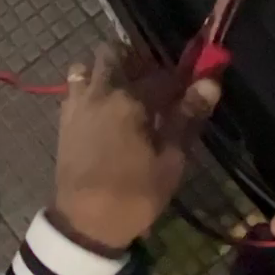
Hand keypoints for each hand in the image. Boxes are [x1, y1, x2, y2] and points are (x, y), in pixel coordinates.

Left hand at [50, 44, 221, 254]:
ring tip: (125, 93)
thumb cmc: (135, 194)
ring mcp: (77, 104)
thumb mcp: (171, 160)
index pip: (163, 75)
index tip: (193, 86)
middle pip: (116, 52)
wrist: (85, 222)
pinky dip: (89, 88)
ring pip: (88, 66)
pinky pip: (74, 88)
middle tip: (154, 84)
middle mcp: (100, 92)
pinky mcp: (64, 120)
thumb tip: (210, 82)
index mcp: (130, 100)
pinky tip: (104, 109)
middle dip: (137, 60)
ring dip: (107, 70)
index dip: (182, 78)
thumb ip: (187, 117)